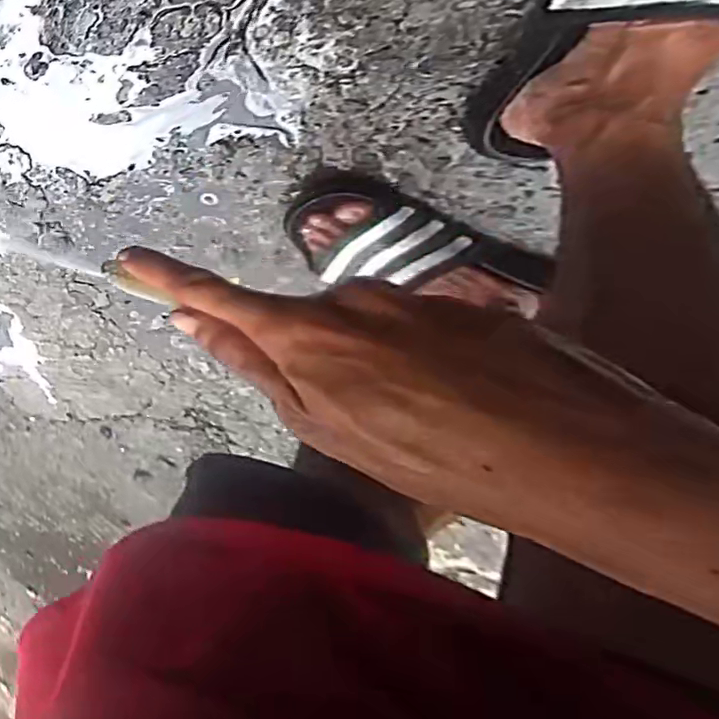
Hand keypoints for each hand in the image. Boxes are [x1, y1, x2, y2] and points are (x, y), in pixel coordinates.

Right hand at [112, 247, 718, 530]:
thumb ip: (250, 363)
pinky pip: (413, 321)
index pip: (213, 296)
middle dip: (304, 352)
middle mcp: (344, 299)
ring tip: (421, 412)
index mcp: (300, 335)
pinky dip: (420, 354)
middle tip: (353, 410)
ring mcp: (405, 295)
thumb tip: (188, 321)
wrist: (589, 463)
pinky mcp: (460, 300)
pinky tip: (462, 396)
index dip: (165, 275)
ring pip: (358, 321)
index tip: (129, 256)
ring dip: (369, 356)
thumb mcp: (318, 424)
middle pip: (297, 318)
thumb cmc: (428, 458)